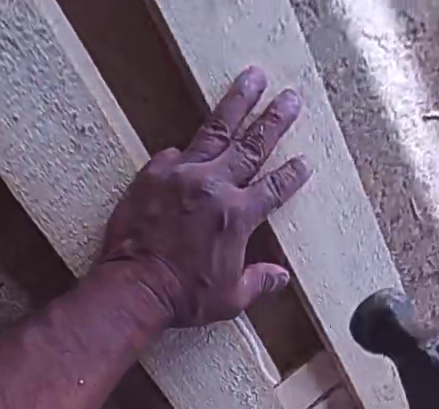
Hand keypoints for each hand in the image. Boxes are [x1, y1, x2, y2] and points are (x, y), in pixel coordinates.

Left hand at [98, 67, 312, 326]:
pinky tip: (186, 145)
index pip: (274, 188)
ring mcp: (182, 177)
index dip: (292, 175)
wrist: (134, 289)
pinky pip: (171, 155)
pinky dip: (182, 151)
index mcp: (238, 216)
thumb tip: (281, 277)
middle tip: (291, 98)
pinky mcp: (152, 177)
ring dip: (238, 102)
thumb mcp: (228, 299)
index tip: (303, 163)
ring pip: (217, 130)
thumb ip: (257, 282)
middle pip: (253, 145)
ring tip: (253, 79)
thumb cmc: (182, 297)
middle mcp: (214, 187)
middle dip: (275, 120)